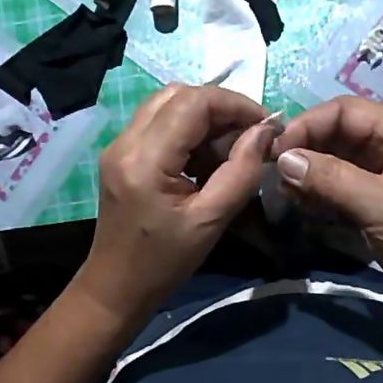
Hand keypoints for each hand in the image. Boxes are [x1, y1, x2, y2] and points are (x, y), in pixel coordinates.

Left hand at [76, 84, 274, 319]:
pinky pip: (160, 123)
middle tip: (249, 136)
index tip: (266, 127)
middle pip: (179, 94)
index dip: (235, 105)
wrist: (116, 288)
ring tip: (230, 149)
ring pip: (168, 104)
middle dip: (221, 108)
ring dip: (205, 117)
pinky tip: (205, 159)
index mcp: (145, 159)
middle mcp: (126, 141)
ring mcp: (119, 145)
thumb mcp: (211, 220)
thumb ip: (241, 171)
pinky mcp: (122, 154)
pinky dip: (189, 130)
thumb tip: (266, 132)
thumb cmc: (164, 262)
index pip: (194, 103)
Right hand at [271, 96, 382, 308]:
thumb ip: (333, 180)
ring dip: (309, 175)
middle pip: (338, 135)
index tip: (275, 150)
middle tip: (276, 177)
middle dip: (306, 152)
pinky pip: (341, 188)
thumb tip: (283, 159)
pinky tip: (302, 207)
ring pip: (336, 162)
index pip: (347, 111)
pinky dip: (320, 195)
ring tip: (287, 196)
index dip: (308, 124)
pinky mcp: (378, 202)